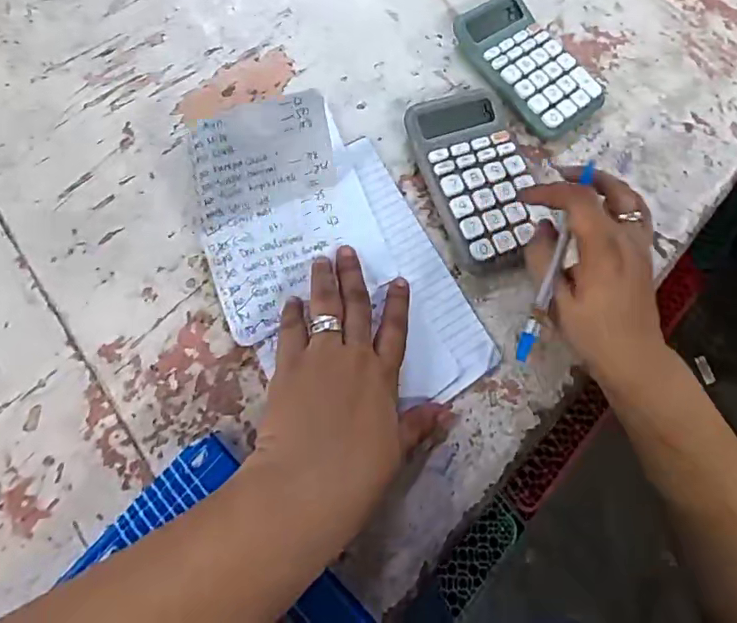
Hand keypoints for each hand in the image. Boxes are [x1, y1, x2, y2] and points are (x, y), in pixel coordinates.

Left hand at [248, 248, 453, 546]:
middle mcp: (353, 358)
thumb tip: (448, 410)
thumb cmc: (356, 475)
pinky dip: (291, 314)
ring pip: (324, 310)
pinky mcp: (288, 367)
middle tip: (347, 251)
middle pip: (356, 308)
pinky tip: (292, 300)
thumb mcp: (395, 451)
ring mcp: (320, 358)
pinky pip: (291, 332)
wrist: (305, 485)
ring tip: (320, 260)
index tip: (397, 280)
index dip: (396, 304)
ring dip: (323, 283)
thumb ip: (417, 424)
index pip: (394, 331)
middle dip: (353, 277)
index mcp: (382, 377)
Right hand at [518, 168, 671, 391]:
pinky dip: (619, 200)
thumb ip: (543, 258)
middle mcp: (626, 237)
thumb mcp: (556, 299)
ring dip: (603, 183)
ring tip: (579, 184)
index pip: (577, 199)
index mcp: (603, 247)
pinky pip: (637, 213)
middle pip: (609, 188)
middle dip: (580, 176)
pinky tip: (603, 209)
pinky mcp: (644, 254)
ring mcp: (640, 244)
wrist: (635, 360)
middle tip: (555, 176)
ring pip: (628, 196)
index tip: (525, 198)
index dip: (549, 191)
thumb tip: (542, 227)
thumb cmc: (593, 334)